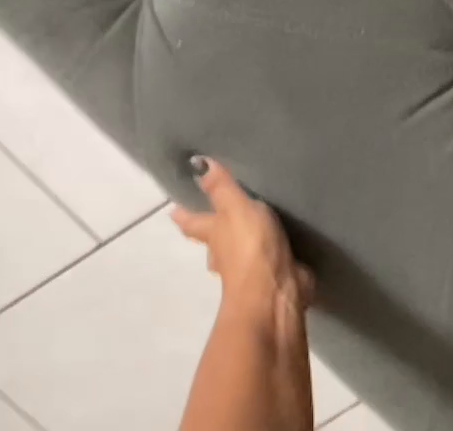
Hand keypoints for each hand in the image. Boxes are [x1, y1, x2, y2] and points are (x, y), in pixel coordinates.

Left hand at [171, 158, 314, 314]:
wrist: (274, 290)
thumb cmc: (250, 247)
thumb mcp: (236, 209)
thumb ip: (222, 187)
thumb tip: (197, 162)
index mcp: (213, 235)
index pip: (192, 222)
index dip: (183, 214)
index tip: (173, 208)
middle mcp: (224, 252)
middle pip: (212, 239)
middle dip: (212, 229)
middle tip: (218, 214)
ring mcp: (247, 265)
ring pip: (237, 250)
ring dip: (240, 240)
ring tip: (253, 223)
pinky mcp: (271, 272)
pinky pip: (266, 255)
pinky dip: (268, 249)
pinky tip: (279, 241)